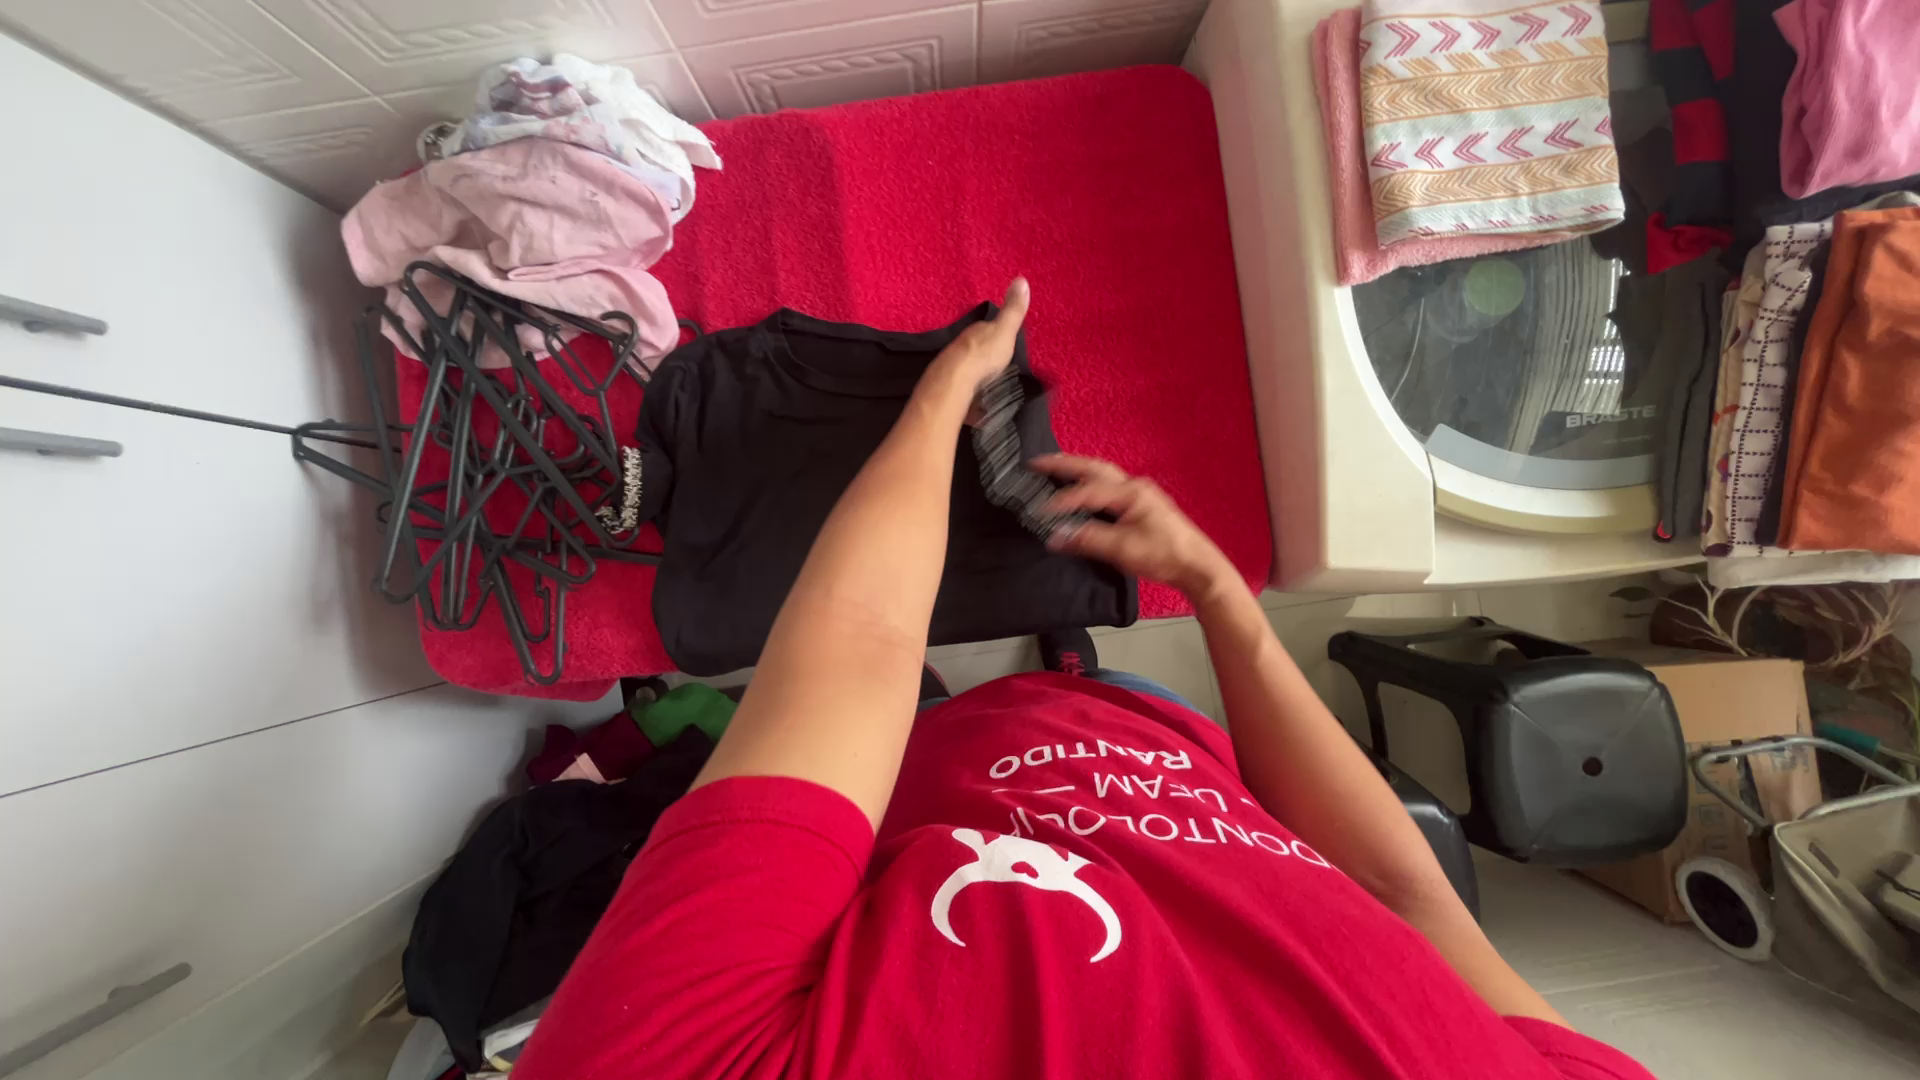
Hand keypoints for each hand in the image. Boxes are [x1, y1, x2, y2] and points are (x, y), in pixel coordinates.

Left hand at [919, 278, 1030, 408]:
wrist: (956, 379)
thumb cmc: (984, 354)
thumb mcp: (1005, 330)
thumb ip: (1013, 310)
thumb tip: (1021, 279)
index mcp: (976, 331)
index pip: (986, 329)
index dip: (995, 336)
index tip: (1004, 344)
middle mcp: (961, 345)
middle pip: (975, 348)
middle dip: (983, 355)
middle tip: (996, 366)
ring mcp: (951, 364)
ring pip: (966, 365)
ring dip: (974, 371)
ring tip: (985, 382)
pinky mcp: (947, 384)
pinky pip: (960, 382)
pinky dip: (967, 386)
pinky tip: (973, 394)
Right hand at [1029, 454, 1234, 599]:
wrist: (1196, 565)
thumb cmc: (1165, 555)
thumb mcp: (1123, 550)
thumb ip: (1088, 540)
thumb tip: (1056, 536)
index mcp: (1130, 493)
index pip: (1087, 491)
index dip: (1062, 500)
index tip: (1040, 509)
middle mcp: (1134, 486)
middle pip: (1093, 468)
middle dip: (1064, 464)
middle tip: (1037, 462)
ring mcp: (1138, 494)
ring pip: (1101, 473)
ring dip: (1076, 469)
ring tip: (1053, 468)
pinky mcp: (1140, 504)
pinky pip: (1108, 485)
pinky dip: (1088, 482)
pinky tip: (1080, 488)